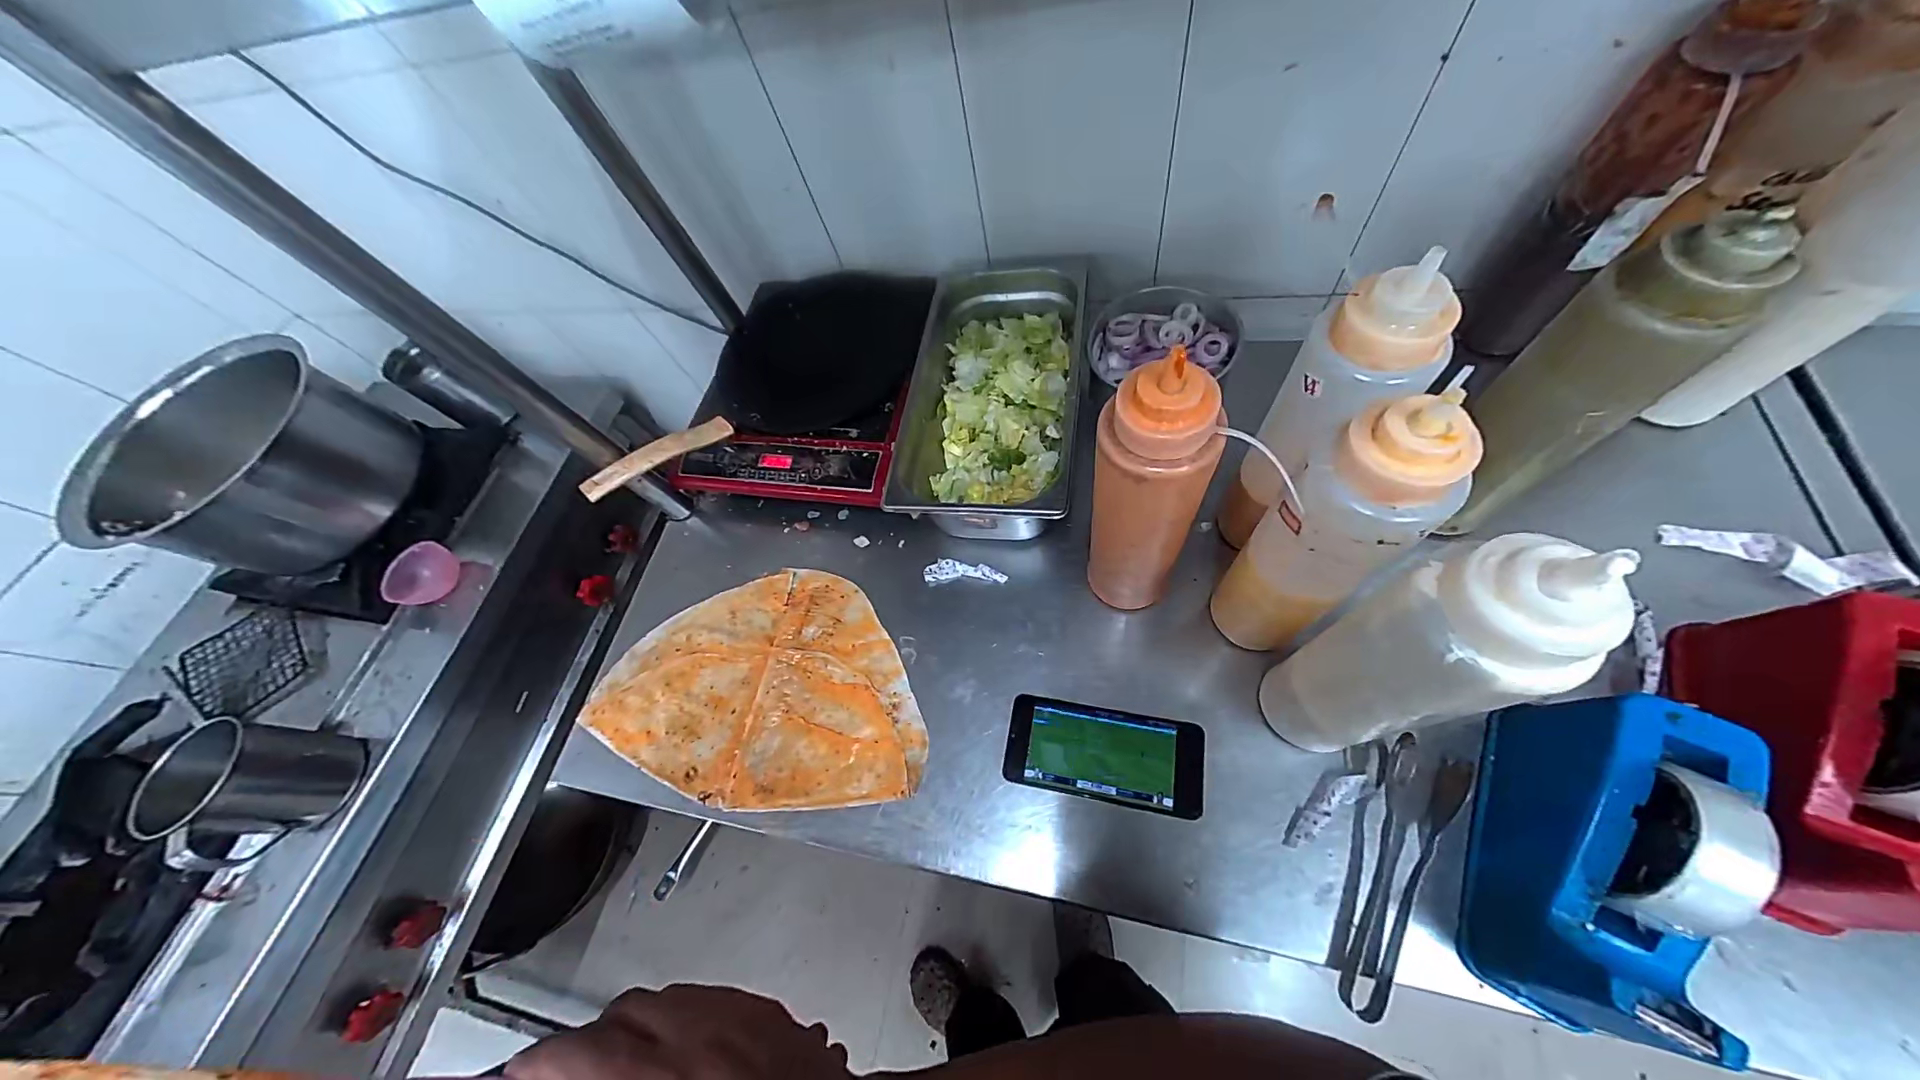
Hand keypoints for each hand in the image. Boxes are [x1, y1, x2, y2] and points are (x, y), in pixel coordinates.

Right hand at [505, 985, 852, 1079]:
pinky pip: (718, 999)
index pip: (576, 1052)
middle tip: (581, 1067)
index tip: (523, 1071)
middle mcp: (702, 1032)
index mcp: (661, 1071)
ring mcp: (742, 1016)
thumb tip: (584, 1073)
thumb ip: (621, 1079)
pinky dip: (695, 1015)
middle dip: (595, 1038)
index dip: (539, 1064)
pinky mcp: (772, 1014)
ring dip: (647, 1021)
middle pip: (627, 1011)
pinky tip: (695, 1045)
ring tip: (639, 1056)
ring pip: (674, 998)